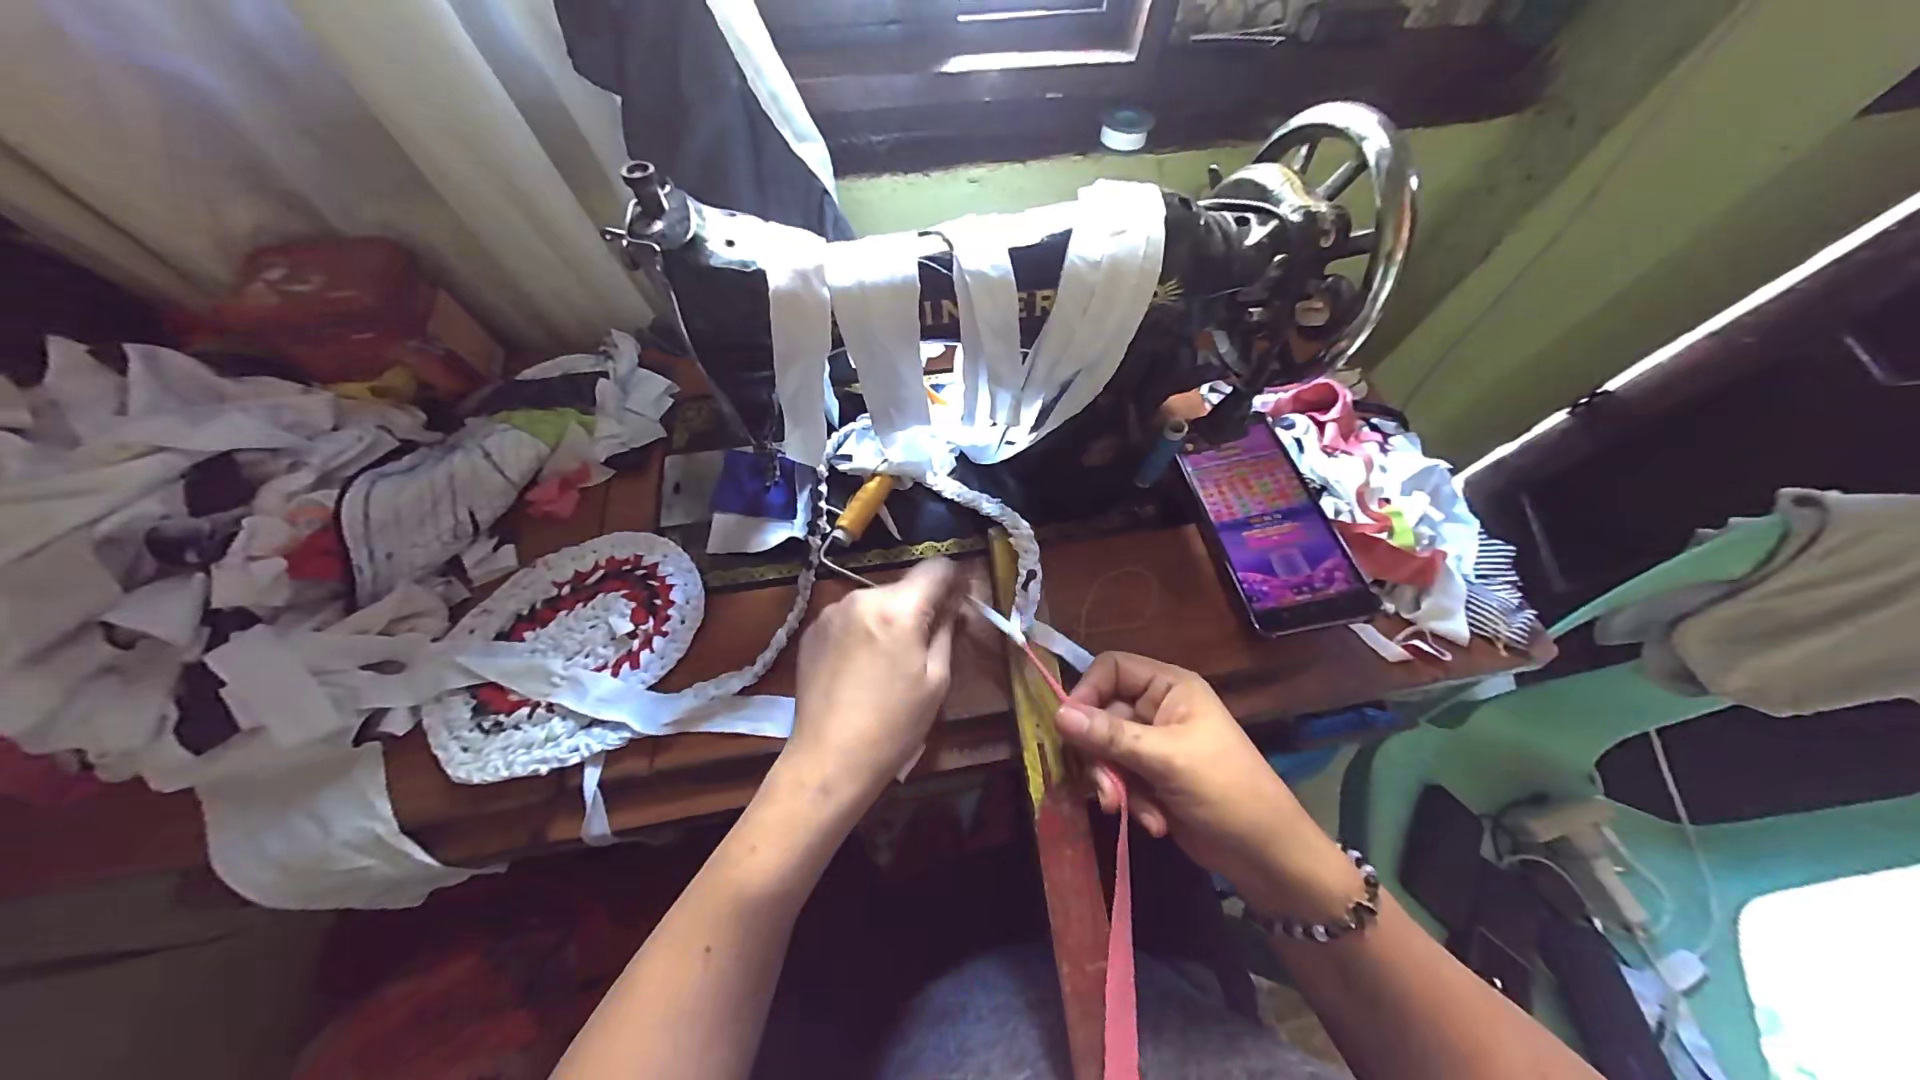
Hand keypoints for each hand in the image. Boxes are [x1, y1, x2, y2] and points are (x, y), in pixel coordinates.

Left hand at [782, 558, 966, 810]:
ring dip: (890, 618)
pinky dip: (863, 629)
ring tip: (891, 659)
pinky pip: (850, 617)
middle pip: (904, 586)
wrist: (829, 758)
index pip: (935, 567)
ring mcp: (830, 612)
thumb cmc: (894, 725)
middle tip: (929, 639)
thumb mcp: (937, 679)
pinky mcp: (811, 629)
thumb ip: (946, 629)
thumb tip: (954, 602)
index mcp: (897, 609)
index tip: (961, 597)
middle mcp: (860, 598)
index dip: (954, 578)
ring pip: (876, 601)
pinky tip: (862, 665)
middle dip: (920, 604)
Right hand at [1055, 652, 1362, 920]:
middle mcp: (1157, 708)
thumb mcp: (1166, 759)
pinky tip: (1151, 821)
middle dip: (1100, 755)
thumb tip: (1057, 714)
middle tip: (1104, 787)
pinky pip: (1117, 776)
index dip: (1087, 692)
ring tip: (1126, 809)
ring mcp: (1152, 744)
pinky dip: (1127, 798)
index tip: (1069, 725)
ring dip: (1112, 782)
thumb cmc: (1226, 791)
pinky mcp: (1149, 776)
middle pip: (1100, 714)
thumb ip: (1110, 736)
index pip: (1111, 668)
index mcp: (1169, 687)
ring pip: (1104, 750)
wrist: (1266, 855)